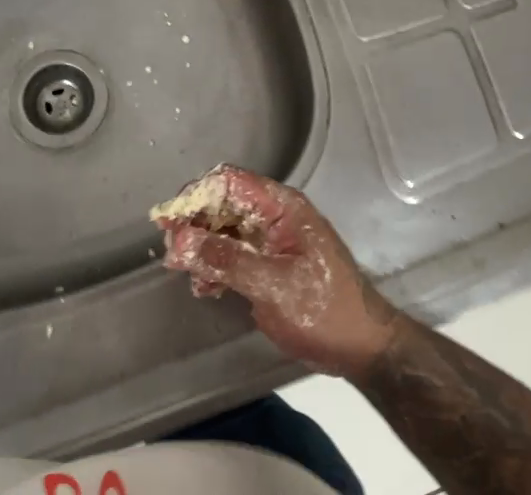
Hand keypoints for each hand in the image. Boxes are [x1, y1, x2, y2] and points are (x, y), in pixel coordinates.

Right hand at [154, 165, 399, 376]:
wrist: (361, 348)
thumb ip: (226, 259)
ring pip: (224, 230)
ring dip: (201, 247)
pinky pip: (232, 255)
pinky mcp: (268, 266)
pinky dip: (214, 267)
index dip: (197, 195)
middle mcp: (275, 217)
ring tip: (182, 271)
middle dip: (194, 224)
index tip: (170, 220)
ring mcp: (271, 242)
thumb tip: (179, 240)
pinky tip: (204, 288)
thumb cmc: (324, 311)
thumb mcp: (273, 285)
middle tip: (171, 250)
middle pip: (223, 205)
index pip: (231, 183)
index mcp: (283, 208)